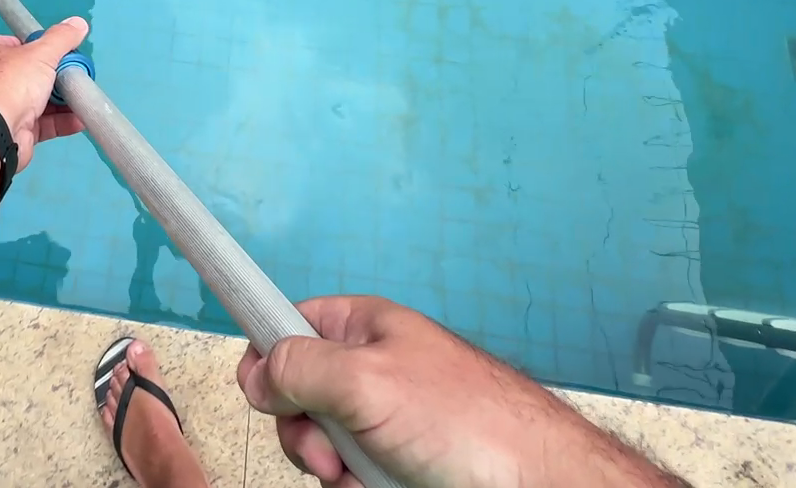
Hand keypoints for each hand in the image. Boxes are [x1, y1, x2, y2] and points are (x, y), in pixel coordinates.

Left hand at [0, 17, 89, 168]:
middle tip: (76, 75)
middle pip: (31, 74)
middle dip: (55, 76)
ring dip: (62, 101)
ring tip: (82, 96)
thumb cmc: (12, 83)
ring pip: (39, 101)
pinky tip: (79, 120)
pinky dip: (61, 122)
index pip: (17, 44)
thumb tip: (79, 23)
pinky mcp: (15, 132)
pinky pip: (42, 123)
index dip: (40, 47)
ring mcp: (3, 108)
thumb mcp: (41, 53)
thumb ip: (61, 38)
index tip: (60, 52)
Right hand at [236, 296, 682, 487]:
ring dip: (335, 470)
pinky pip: (353, 476)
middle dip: (306, 433)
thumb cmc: (461, 420)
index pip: (290, 324)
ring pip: (324, 444)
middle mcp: (370, 369)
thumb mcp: (366, 381)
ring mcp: (385, 420)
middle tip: (331, 455)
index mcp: (362, 327)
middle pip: (299, 394)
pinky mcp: (399, 466)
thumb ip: (299, 368)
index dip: (268, 354)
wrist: (542, 486)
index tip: (264, 394)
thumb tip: (253, 372)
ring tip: (369, 480)